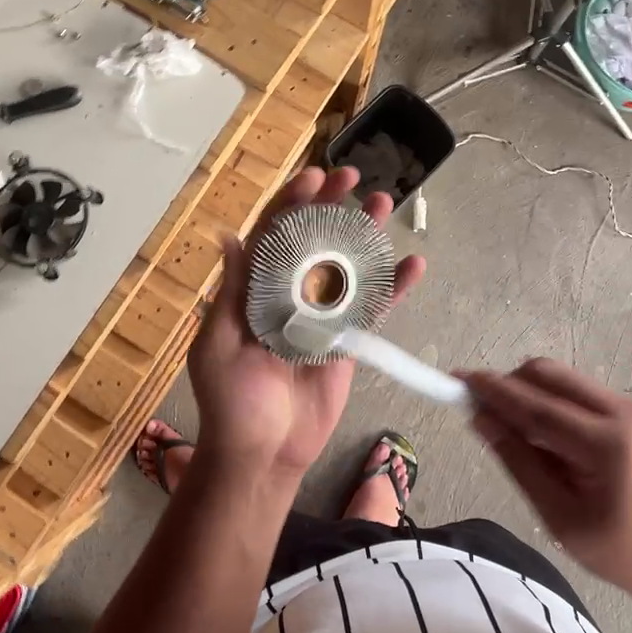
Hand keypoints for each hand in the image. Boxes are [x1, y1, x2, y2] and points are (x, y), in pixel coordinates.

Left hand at [189, 166, 425, 480]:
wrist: (263, 456)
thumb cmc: (231, 402)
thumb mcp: (218, 345)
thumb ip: (232, 292)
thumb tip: (229, 236)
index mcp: (254, 290)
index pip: (273, 236)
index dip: (292, 204)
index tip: (315, 176)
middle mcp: (289, 295)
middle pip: (314, 241)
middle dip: (333, 207)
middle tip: (356, 179)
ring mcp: (321, 316)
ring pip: (347, 266)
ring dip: (365, 235)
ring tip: (384, 203)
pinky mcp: (348, 341)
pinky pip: (373, 308)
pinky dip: (393, 287)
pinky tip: (412, 264)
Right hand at [463, 358, 631, 597]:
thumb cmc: (617, 550)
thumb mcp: (559, 517)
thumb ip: (519, 462)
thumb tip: (480, 418)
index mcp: (608, 445)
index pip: (539, 407)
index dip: (495, 391)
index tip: (458, 378)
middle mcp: (623, 412)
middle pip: (549, 375)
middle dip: (510, 386)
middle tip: (482, 410)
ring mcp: (630, 406)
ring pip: (560, 378)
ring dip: (528, 393)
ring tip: (515, 433)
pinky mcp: (629, 408)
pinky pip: (574, 390)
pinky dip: (548, 401)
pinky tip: (543, 437)